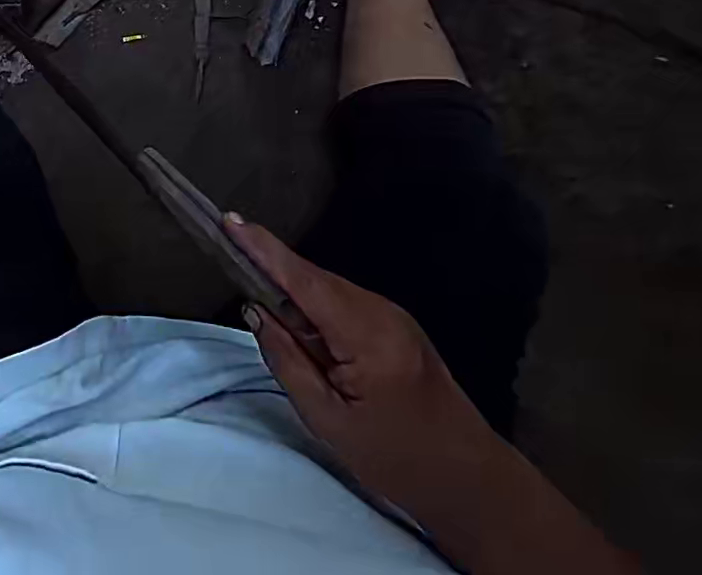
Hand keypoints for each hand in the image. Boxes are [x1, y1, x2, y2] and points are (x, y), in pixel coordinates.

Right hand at [223, 214, 505, 522]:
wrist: (474, 482)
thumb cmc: (398, 459)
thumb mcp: (328, 420)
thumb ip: (286, 360)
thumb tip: (254, 311)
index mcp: (368, 336)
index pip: (305, 281)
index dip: (264, 249)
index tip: (230, 220)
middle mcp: (382, 312)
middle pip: (313, 278)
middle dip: (270, 266)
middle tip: (227, 256)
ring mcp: (391, 315)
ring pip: (324, 287)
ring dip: (289, 289)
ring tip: (258, 298)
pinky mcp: (392, 323)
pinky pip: (338, 300)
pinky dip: (309, 303)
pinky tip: (296, 323)